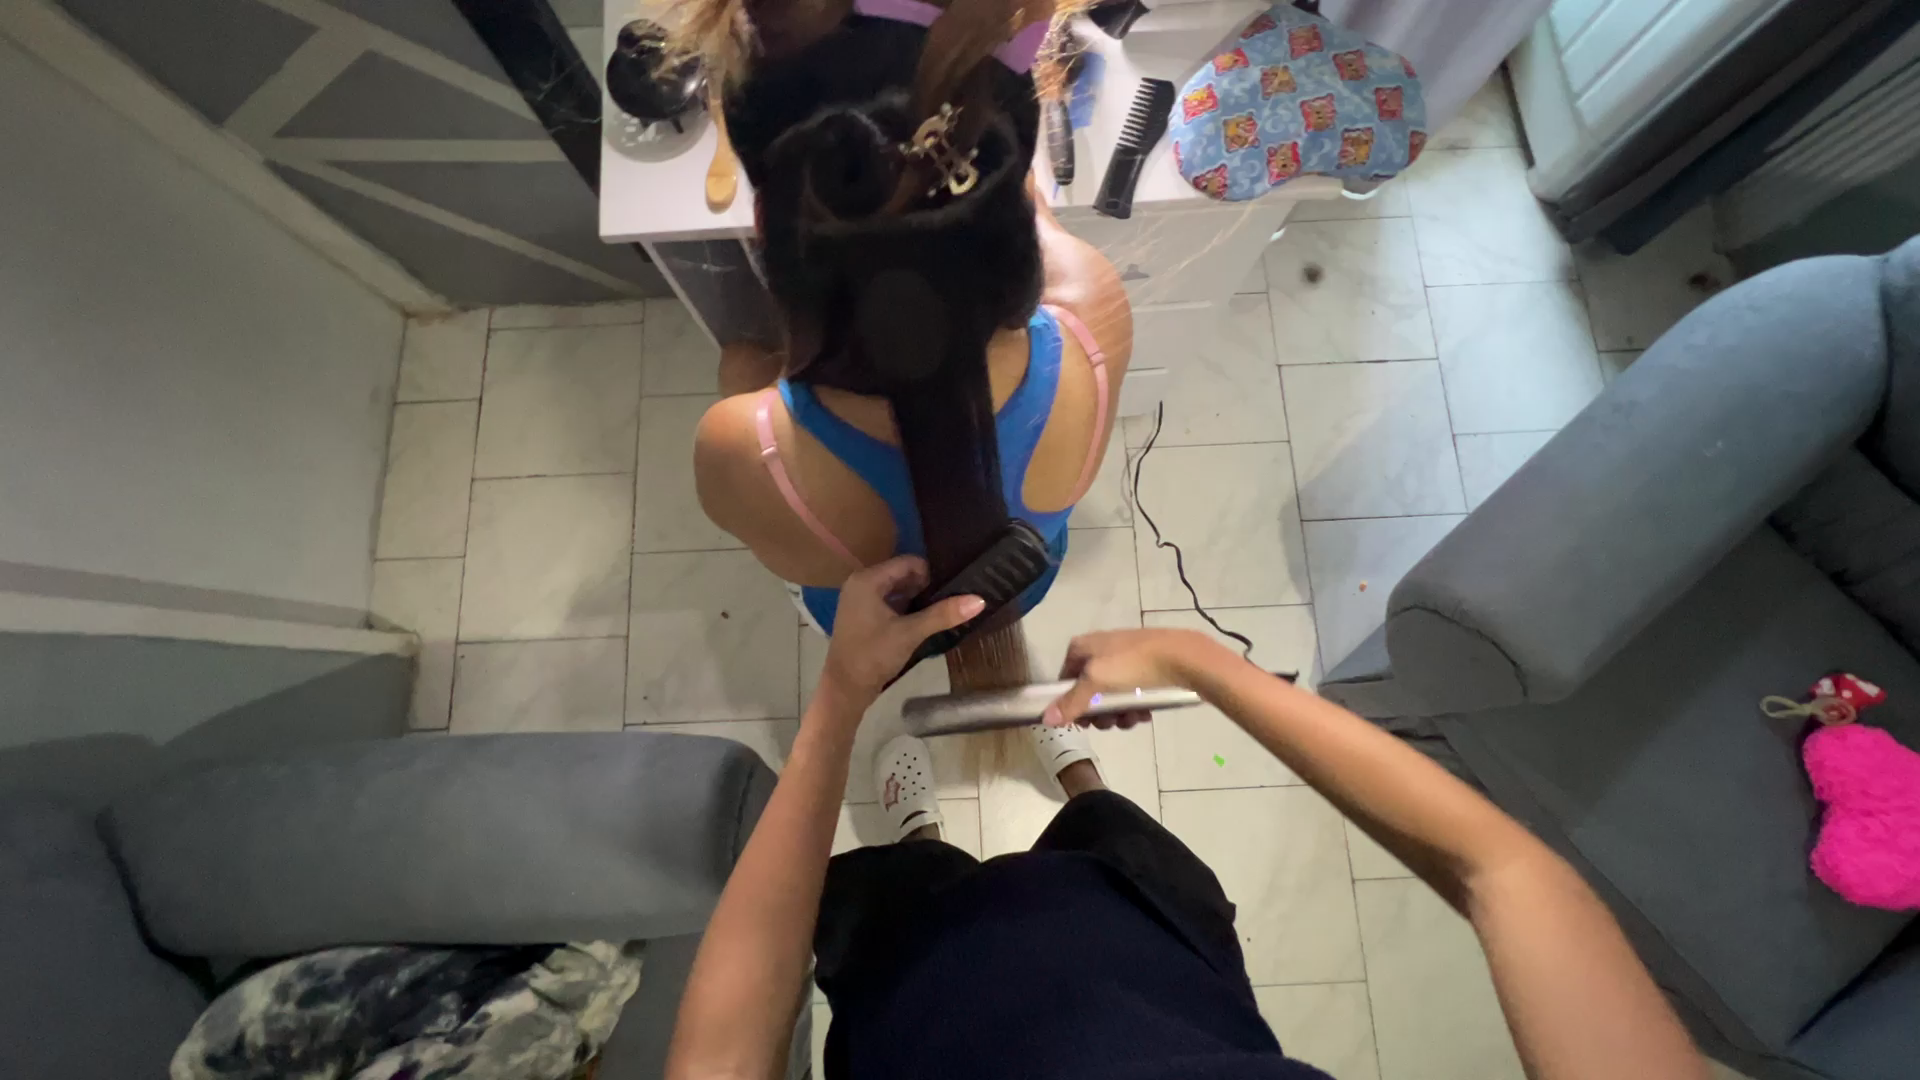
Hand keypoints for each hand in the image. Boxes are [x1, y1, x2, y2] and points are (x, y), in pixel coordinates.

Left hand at [820, 556, 984, 708]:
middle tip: (953, 597)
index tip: (954, 585)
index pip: (907, 562)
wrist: (845, 688)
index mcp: (867, 580)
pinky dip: (907, 608)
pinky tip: (926, 620)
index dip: (932, 573)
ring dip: (918, 598)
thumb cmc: (873, 655)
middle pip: (902, 574)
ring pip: (897, 589)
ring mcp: (860, 600)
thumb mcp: (910, 633)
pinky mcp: (863, 616)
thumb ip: (943, 614)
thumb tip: (980, 600)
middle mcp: (861, 584)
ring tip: (944, 608)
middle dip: (926, 585)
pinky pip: (890, 602)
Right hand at [1043, 628, 1217, 727]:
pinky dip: (1134, 706)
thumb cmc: (1131, 664)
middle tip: (1112, 723)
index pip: (1064, 680)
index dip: (1070, 704)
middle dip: (1100, 713)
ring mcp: (1122, 658)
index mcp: (1081, 647)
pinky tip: (1144, 714)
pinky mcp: (1143, 668)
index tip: (1082, 722)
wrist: (1181, 656)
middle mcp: (1098, 650)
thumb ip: (1071, 702)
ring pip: (1111, 695)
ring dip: (1119, 713)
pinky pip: (1130, 692)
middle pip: (1088, 692)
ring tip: (1133, 719)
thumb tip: (1045, 718)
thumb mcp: (1096, 682)